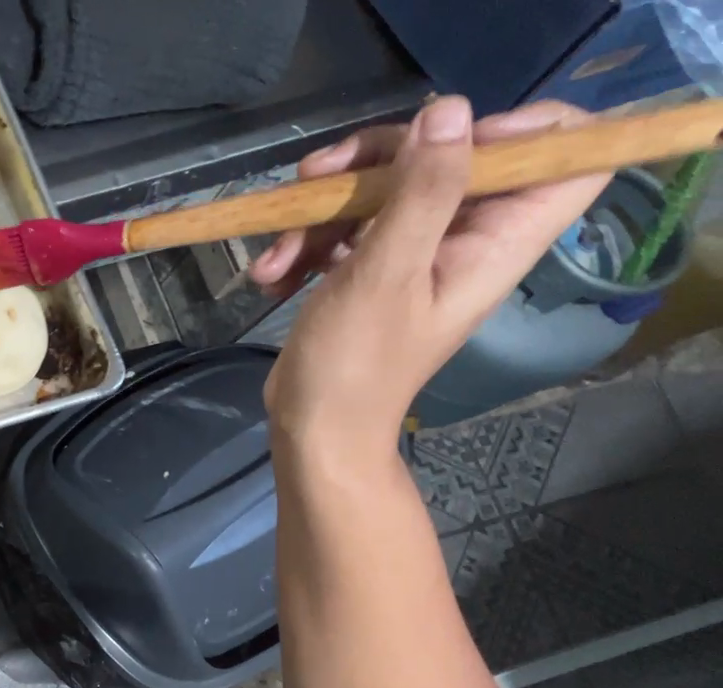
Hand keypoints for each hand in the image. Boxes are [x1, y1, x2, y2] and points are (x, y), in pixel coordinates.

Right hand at [249, 97, 609, 452]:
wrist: (312, 427)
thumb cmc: (355, 363)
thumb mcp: (384, 274)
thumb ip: (422, 193)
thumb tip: (448, 111)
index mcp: (499, 240)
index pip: (565, 156)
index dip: (520, 130)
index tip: (444, 138)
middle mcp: (466, 239)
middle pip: (449, 160)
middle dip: (376, 162)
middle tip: (317, 173)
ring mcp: (413, 254)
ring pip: (383, 192)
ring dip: (319, 212)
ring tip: (276, 250)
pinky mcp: (368, 269)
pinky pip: (345, 230)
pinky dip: (304, 244)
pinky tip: (271, 272)